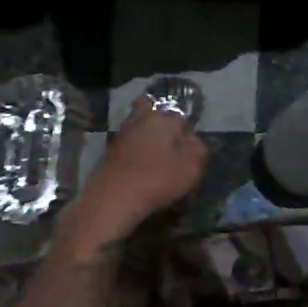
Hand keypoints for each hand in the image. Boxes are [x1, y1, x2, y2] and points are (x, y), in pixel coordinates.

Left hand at [63, 98, 207, 250]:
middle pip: (149, 109)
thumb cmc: (158, 178)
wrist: (114, 197)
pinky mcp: (109, 151)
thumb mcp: (192, 166)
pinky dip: (133, 151)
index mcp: (162, 120)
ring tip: (153, 156)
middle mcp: (140, 121)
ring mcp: (122, 135)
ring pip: (136, 127)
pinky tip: (139, 167)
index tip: (188, 148)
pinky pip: (127, 145)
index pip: (179, 117)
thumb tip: (194, 141)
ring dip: (144, 136)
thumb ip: (198, 149)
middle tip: (167, 140)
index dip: (185, 131)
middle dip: (158, 120)